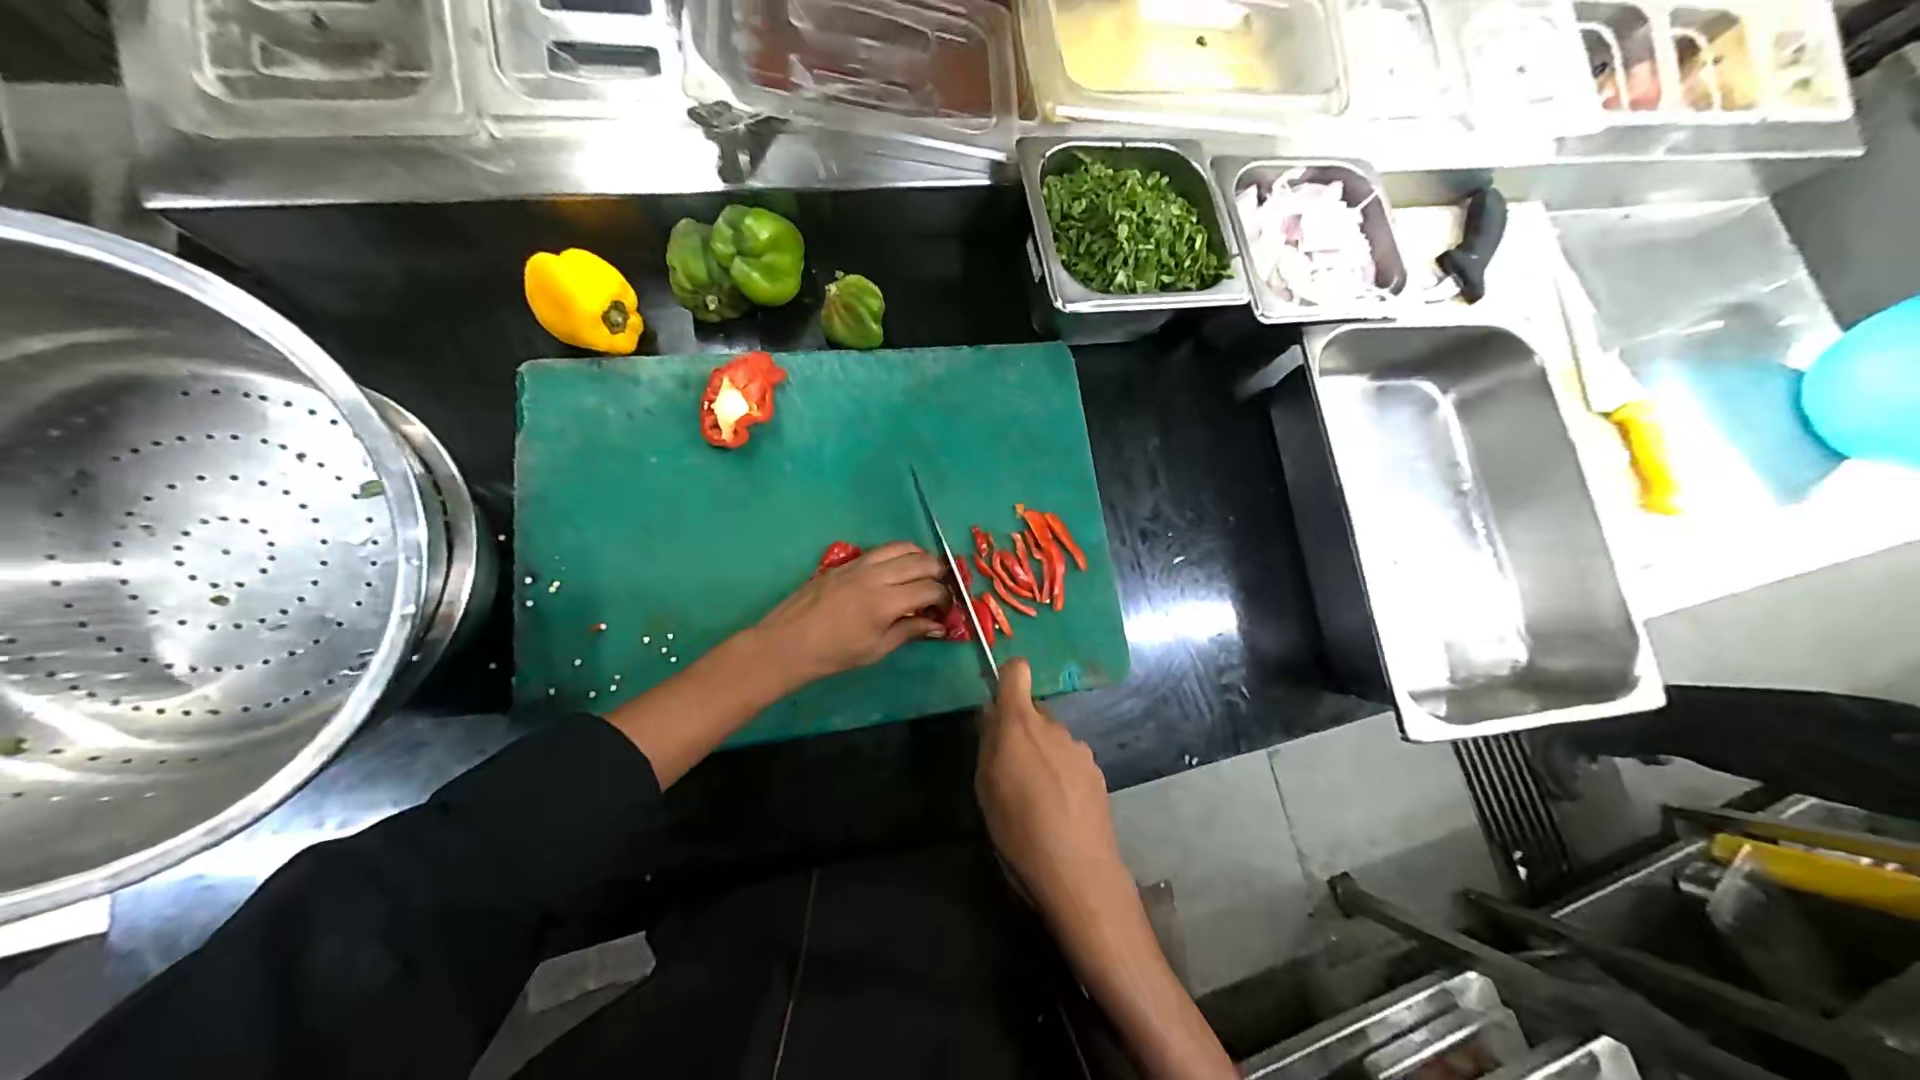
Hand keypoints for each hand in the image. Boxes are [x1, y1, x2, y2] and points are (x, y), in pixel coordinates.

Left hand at [754, 541, 949, 685]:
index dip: (945, 599)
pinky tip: (898, 571)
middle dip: (939, 574)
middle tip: (939, 592)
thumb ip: (909, 631)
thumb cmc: (834, 654)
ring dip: (920, 557)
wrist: (788, 643)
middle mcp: (876, 576)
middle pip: (922, 561)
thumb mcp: (877, 649)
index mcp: (885, 602)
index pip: (930, 589)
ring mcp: (860, 564)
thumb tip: (938, 625)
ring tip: (924, 574)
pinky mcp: (846, 561)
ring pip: (902, 547)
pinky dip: (898, 555)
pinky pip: (881, 549)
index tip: (945, 611)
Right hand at [977, 660, 1237, 1079]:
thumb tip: (993, 716)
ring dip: (1041, 755)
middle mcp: (1054, 727)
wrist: (1078, 873)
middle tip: (1007, 770)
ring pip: (1052, 738)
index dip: (1006, 679)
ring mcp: (1080, 749)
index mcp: (1020, 724)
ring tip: (1034, 799)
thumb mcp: (985, 786)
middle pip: (1032, 712)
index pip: (1017, 672)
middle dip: (1019, 731)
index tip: (997, 705)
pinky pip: (1069, 760)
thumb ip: (989, 743)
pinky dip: (1060, 774)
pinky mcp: (1096, 773)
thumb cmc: (1017, 830)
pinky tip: (1058, 810)